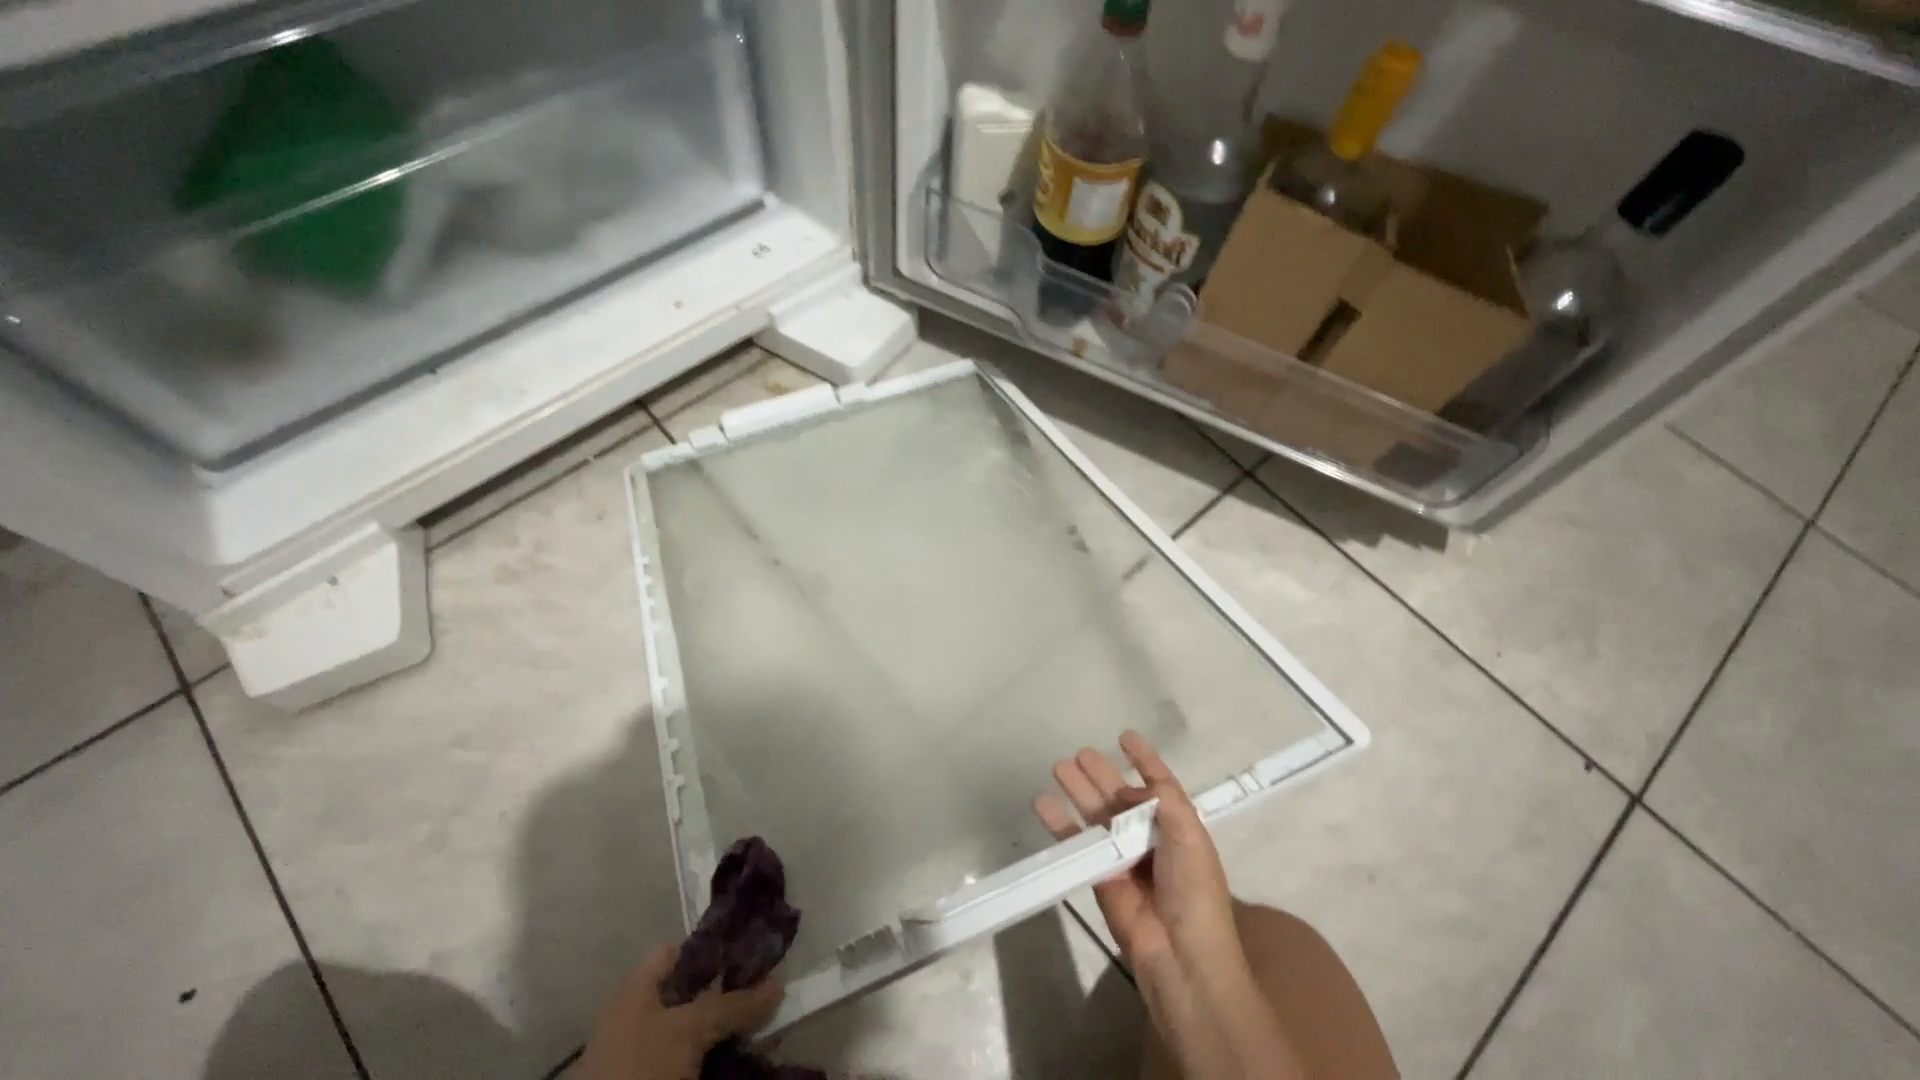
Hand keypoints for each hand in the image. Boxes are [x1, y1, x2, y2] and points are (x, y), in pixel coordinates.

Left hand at [579, 944, 782, 1079]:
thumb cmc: (640, 1071)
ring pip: (704, 1034)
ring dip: (736, 1032)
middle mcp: (644, 1019)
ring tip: (773, 1030)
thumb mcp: (688, 1031)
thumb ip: (732, 1005)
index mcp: (637, 992)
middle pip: (697, 995)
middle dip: (734, 995)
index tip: (754, 956)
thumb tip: (778, 985)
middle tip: (773, 997)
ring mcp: (654, 1057)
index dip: (715, 950)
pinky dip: (728, 1061)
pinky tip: (757, 1061)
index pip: (679, 953)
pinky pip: (704, 1064)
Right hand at [1032, 730, 1239, 972]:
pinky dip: (1058, 823)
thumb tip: (1129, 787)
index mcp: (1177, 826)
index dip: (1145, 760)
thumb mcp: (1190, 836)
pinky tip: (1041, 802)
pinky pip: (1076, 842)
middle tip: (1080, 752)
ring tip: (1059, 766)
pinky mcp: (1098, 874)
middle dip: (1101, 773)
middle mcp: (1148, 837)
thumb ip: (1164, 801)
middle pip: (1120, 796)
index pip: (1159, 785)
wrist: (1178, 950)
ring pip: (1095, 815)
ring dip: (1078, 791)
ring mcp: (1122, 856)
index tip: (1125, 736)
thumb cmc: (1193, 889)